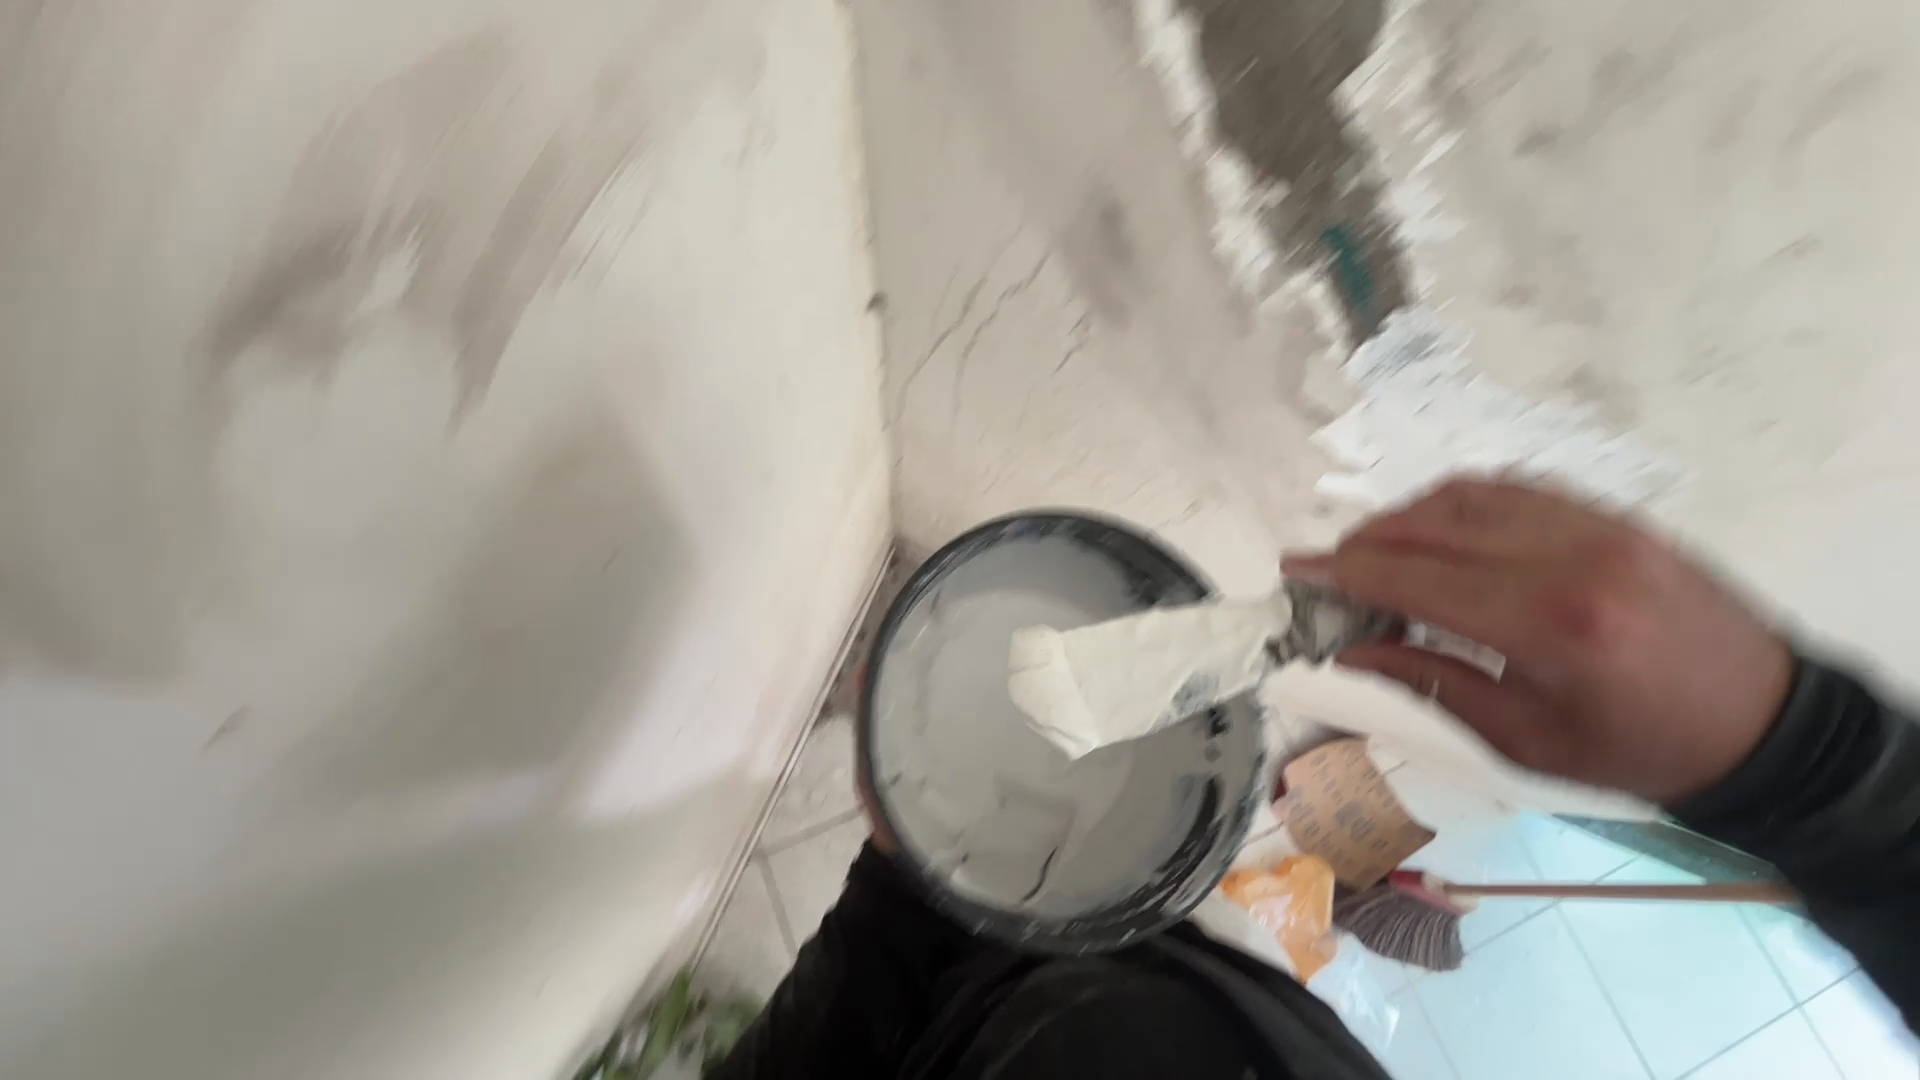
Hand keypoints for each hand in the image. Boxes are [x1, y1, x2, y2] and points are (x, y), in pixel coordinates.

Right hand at [1283, 479, 1793, 804]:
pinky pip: (1509, 489)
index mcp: (1547, 624)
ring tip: (1378, 550)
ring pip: (1464, 495)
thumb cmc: (1638, 749)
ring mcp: (1597, 525)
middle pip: (1430, 525)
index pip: (1413, 578)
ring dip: (1404, 518)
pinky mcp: (1613, 515)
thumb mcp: (1523, 740)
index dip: (1343, 571)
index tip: (1295, 568)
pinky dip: (1454, 504)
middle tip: (1332, 568)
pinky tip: (1437, 531)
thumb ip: (1428, 684)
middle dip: (1365, 542)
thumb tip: (1349, 653)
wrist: (1769, 726)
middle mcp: (1568, 557)